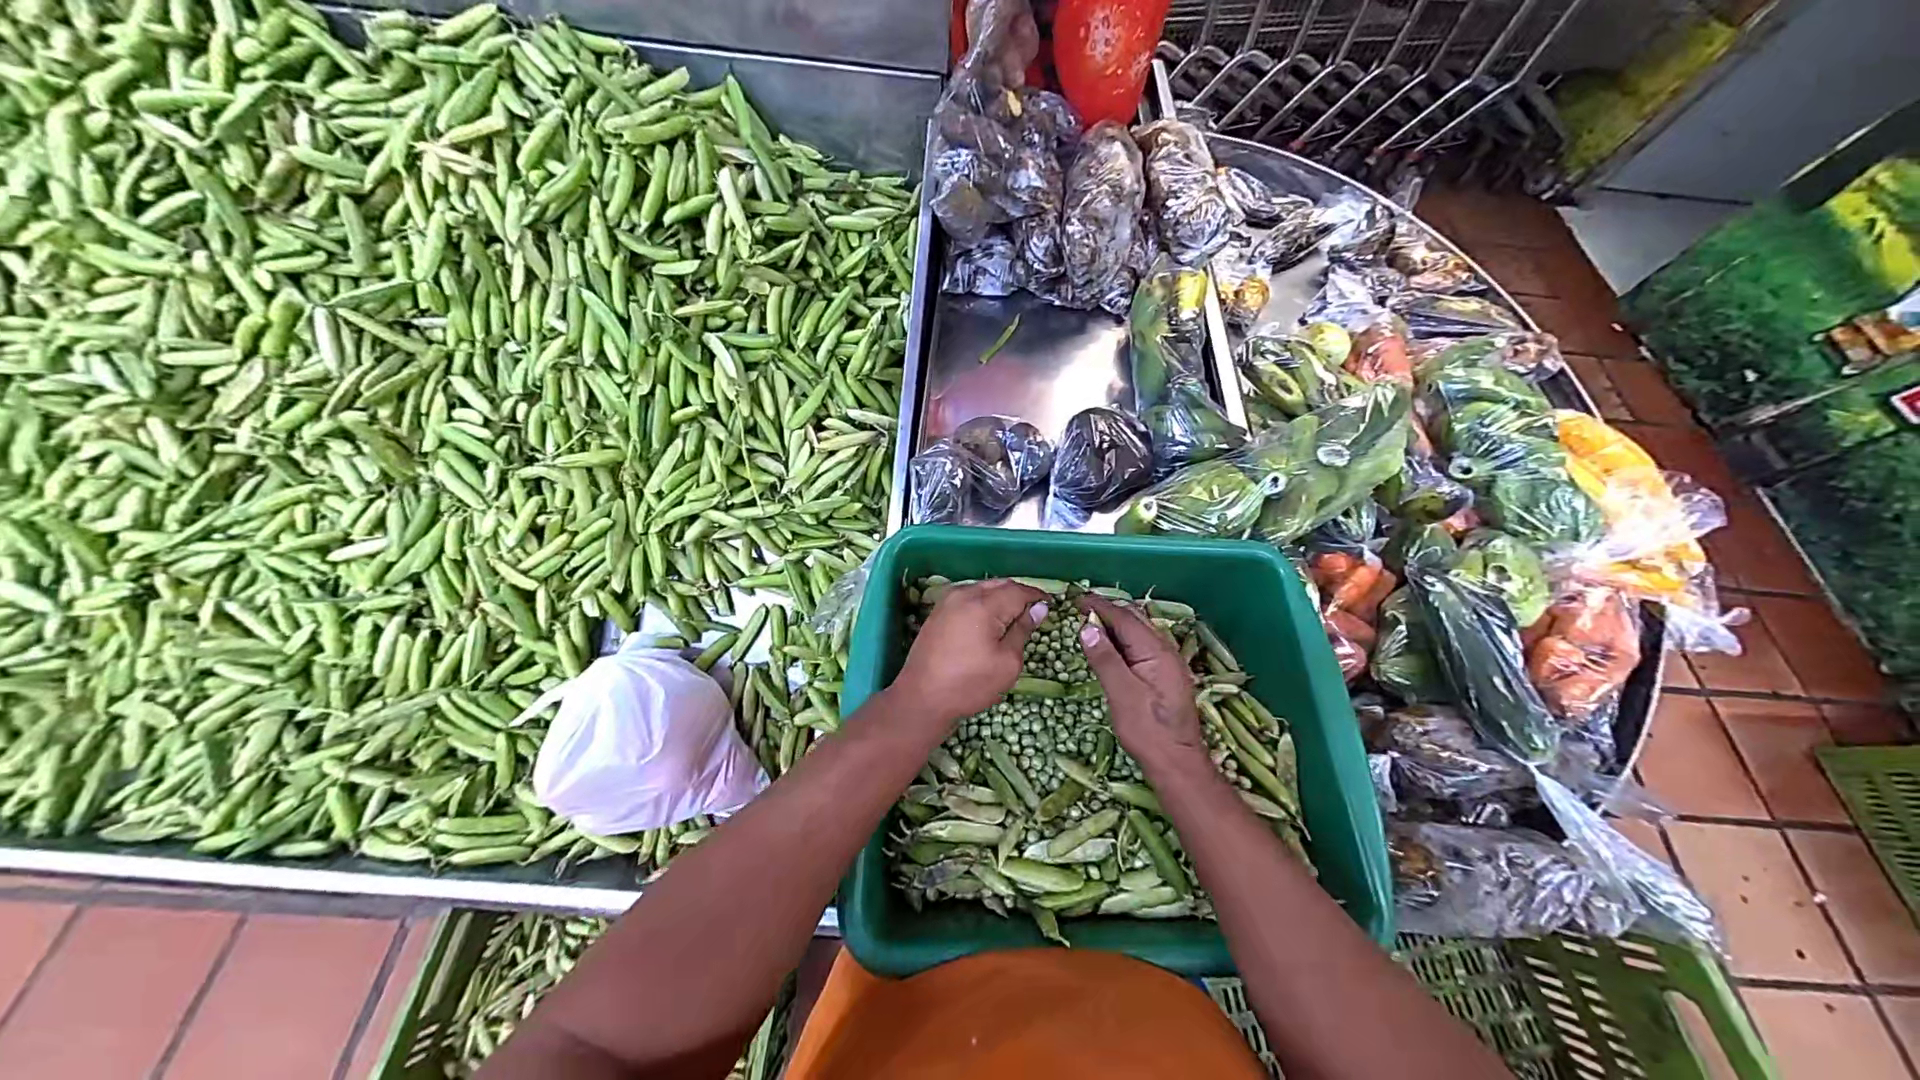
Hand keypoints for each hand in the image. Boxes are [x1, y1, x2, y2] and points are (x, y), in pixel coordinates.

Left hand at [891, 580, 1049, 727]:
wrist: (922, 698)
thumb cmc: (970, 684)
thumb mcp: (1007, 662)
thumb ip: (1023, 630)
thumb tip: (1039, 608)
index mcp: (983, 604)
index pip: (1018, 590)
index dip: (1037, 596)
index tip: (1051, 606)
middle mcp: (964, 594)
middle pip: (1000, 585)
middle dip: (1020, 594)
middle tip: (1035, 613)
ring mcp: (947, 601)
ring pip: (983, 588)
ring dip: (1001, 597)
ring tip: (1014, 617)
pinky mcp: (938, 612)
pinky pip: (968, 597)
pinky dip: (984, 603)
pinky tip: (990, 620)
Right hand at [1075, 596, 1204, 773]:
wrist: (1177, 762)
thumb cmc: (1147, 730)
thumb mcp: (1121, 693)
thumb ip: (1105, 658)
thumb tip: (1088, 628)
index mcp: (1156, 651)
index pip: (1124, 618)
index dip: (1099, 606)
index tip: (1076, 599)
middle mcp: (1165, 651)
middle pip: (1134, 620)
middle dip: (1107, 610)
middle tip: (1080, 607)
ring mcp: (1167, 664)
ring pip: (1138, 632)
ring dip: (1115, 624)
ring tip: (1091, 622)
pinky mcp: (1164, 676)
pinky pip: (1141, 646)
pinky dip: (1122, 639)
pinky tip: (1110, 646)